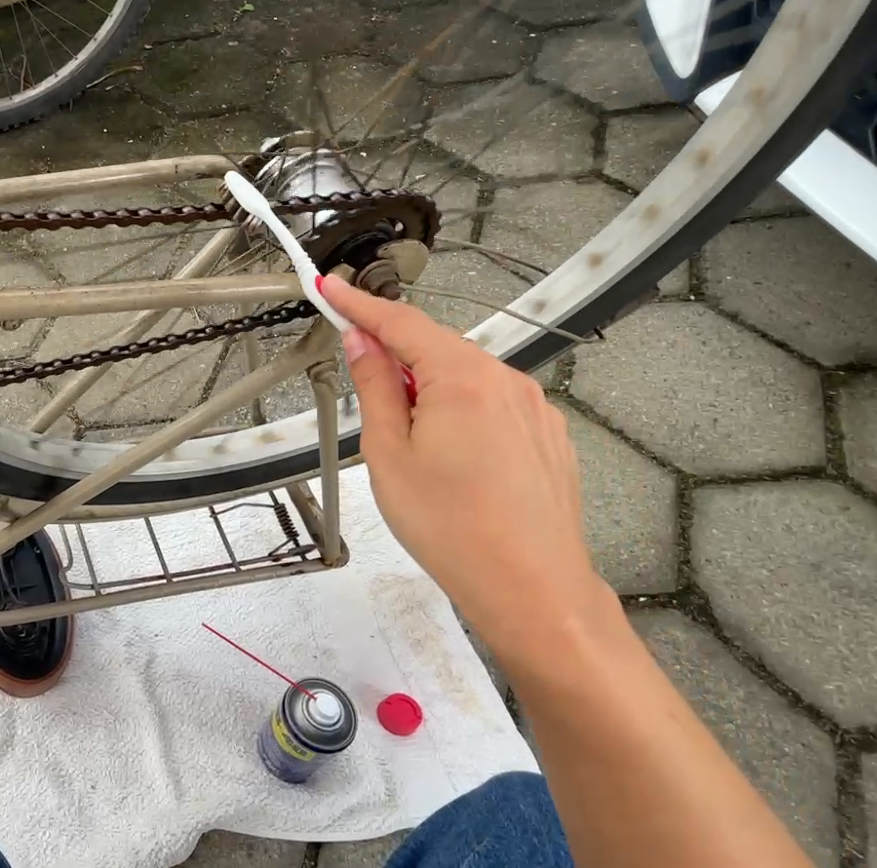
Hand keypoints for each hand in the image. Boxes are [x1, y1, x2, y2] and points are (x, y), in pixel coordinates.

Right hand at [320, 276, 609, 653]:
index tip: (329, 286)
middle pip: (435, 348)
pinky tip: (446, 452)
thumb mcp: (388, 452)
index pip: (401, 322)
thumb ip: (375, 387)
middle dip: (393, 354)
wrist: (531, 588)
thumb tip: (362, 343)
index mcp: (463, 379)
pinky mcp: (547, 436)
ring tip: (403, 438)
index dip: (359, 303)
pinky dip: (457, 408)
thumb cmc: (450, 526)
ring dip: (425, 387)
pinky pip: (491, 403)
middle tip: (357, 374)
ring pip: (464, 377)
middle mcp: (507, 382)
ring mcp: (534, 410)